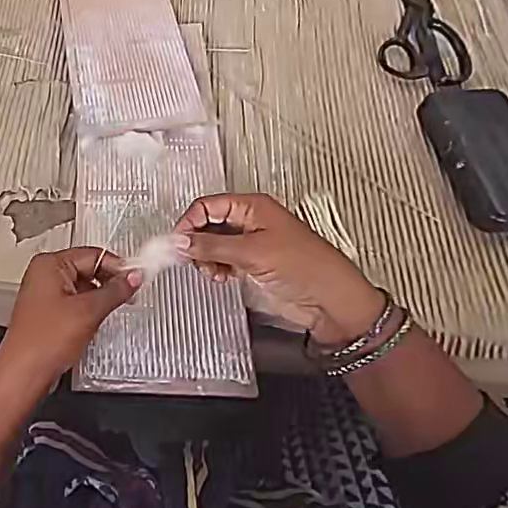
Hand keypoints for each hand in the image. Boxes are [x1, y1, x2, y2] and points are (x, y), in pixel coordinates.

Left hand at [0, 247, 142, 386]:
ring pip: (84, 287)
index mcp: (49, 264)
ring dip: (99, 299)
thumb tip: (132, 277)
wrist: (25, 373)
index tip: (137, 277)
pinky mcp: (48, 311)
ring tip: (106, 313)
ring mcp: (45, 293)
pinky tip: (92, 323)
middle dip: (109, 283)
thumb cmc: (42, 342)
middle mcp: (44, 274)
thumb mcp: (89, 311)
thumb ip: (115, 291)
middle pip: (89, 269)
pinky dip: (88, 310)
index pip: (94, 254)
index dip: (118, 267)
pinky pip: (75, 302)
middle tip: (129, 294)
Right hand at [172, 193, 384, 341]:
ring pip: (211, 244)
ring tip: (213, 271)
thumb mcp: (252, 253)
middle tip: (192, 260)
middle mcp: (250, 221)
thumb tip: (180, 240)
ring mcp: (250, 243)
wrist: (329, 300)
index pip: (207, 206)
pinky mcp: (251, 262)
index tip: (178, 243)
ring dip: (205, 258)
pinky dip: (215, 268)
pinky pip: (221, 259)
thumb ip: (211, 245)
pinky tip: (222, 276)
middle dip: (196, 242)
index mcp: (252, 207)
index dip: (189, 223)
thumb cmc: (306, 268)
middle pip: (206, 224)